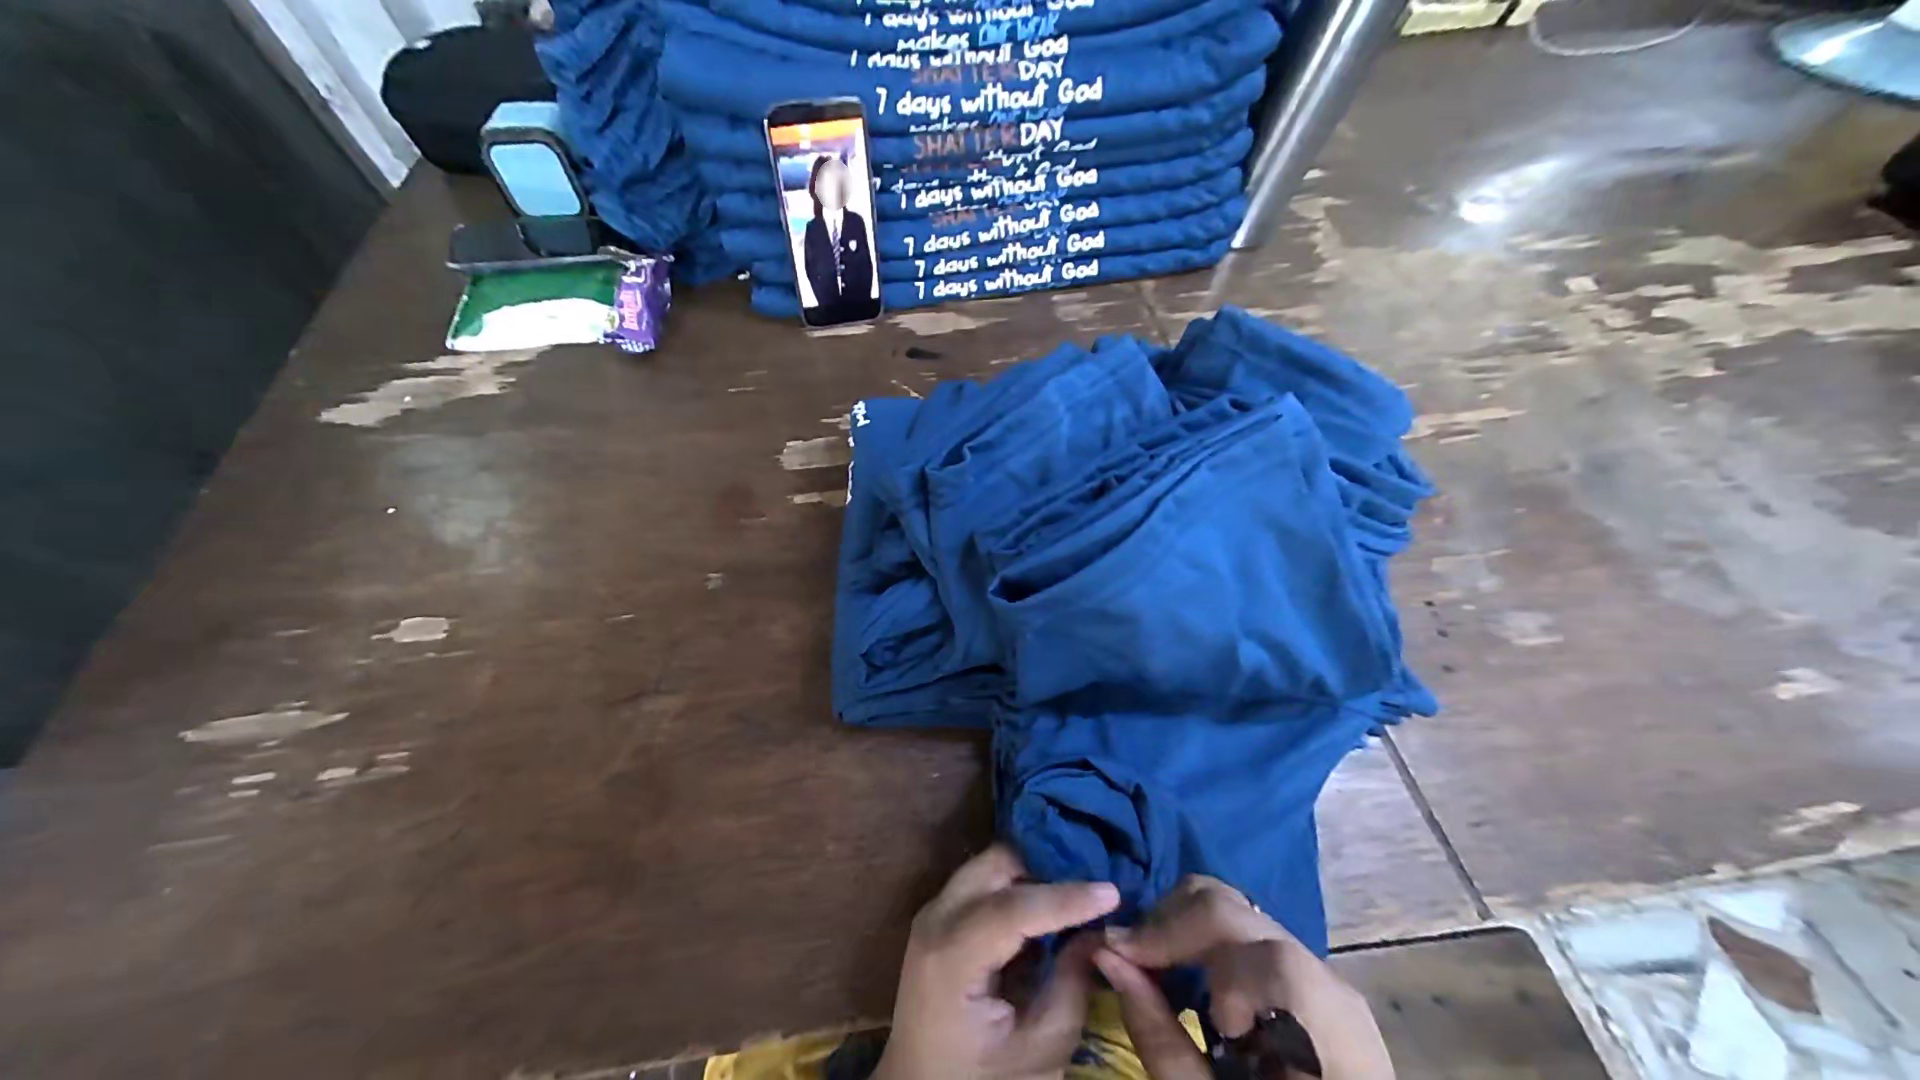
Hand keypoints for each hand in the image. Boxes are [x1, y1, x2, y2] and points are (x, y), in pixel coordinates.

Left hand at [874, 844, 1120, 1079]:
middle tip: (1095, 879)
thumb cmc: (980, 1079)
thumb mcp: (1039, 1049)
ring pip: (990, 864)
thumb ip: (1072, 985)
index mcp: (950, 958)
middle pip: (996, 866)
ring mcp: (934, 911)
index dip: (1065, 897)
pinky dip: (1019, 881)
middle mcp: (936, 919)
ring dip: (1034, 869)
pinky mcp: (942, 914)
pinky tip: (1051, 898)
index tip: (1112, 892)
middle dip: (1047, 866)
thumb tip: (1103, 931)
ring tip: (1080, 885)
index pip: (1012, 908)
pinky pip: (984, 879)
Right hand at [1092, 876, 1394, 1079]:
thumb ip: (1160, 1039)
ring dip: (1183, 922)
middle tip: (1130, 955)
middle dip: (1171, 921)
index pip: (1261, 953)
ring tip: (1153, 960)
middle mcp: (1330, 985)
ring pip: (1238, 909)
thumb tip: (1106, 955)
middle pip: (1238, 910)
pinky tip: (1184, 970)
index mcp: (1326, 1034)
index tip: (1126, 960)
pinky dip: (1203, 936)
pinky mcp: (1308, 975)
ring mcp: (1322, 974)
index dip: (1187, 943)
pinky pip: (1246, 930)